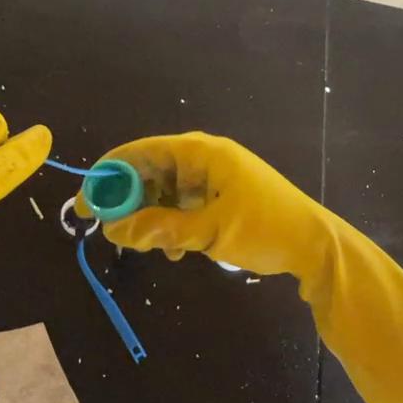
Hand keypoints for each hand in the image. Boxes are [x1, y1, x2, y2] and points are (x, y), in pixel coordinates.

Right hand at [94, 133, 402, 402]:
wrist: (316, 246)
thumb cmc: (266, 229)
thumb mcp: (210, 232)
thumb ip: (160, 228)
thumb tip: (113, 230)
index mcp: (201, 152)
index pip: (141, 152)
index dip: (109, 176)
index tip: (87, 204)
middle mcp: (202, 158)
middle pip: (149, 172)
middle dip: (129, 203)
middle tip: (112, 232)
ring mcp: (211, 176)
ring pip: (163, 192)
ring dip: (151, 219)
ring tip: (154, 248)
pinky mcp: (219, 195)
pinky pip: (181, 204)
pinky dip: (171, 224)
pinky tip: (176, 249)